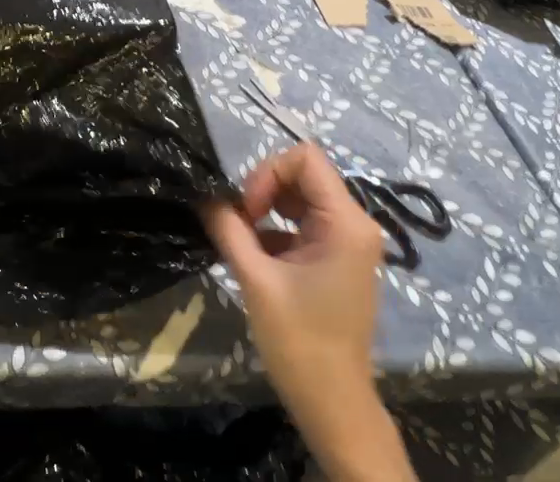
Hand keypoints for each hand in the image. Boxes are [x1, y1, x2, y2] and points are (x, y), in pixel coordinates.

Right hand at [203, 141, 384, 407]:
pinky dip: (275, 230)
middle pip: (303, 175)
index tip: (247, 210)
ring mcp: (348, 242)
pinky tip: (254, 257)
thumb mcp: (256, 279)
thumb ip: (228, 229)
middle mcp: (354, 224)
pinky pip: (303, 223)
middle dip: (264, 190)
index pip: (305, 159)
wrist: (332, 401)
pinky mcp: (336, 258)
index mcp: (346, 223)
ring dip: (267, 210)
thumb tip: (204, 197)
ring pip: (300, 198)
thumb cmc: (299, 340)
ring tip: (242, 239)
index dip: (267, 173)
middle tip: (237, 223)